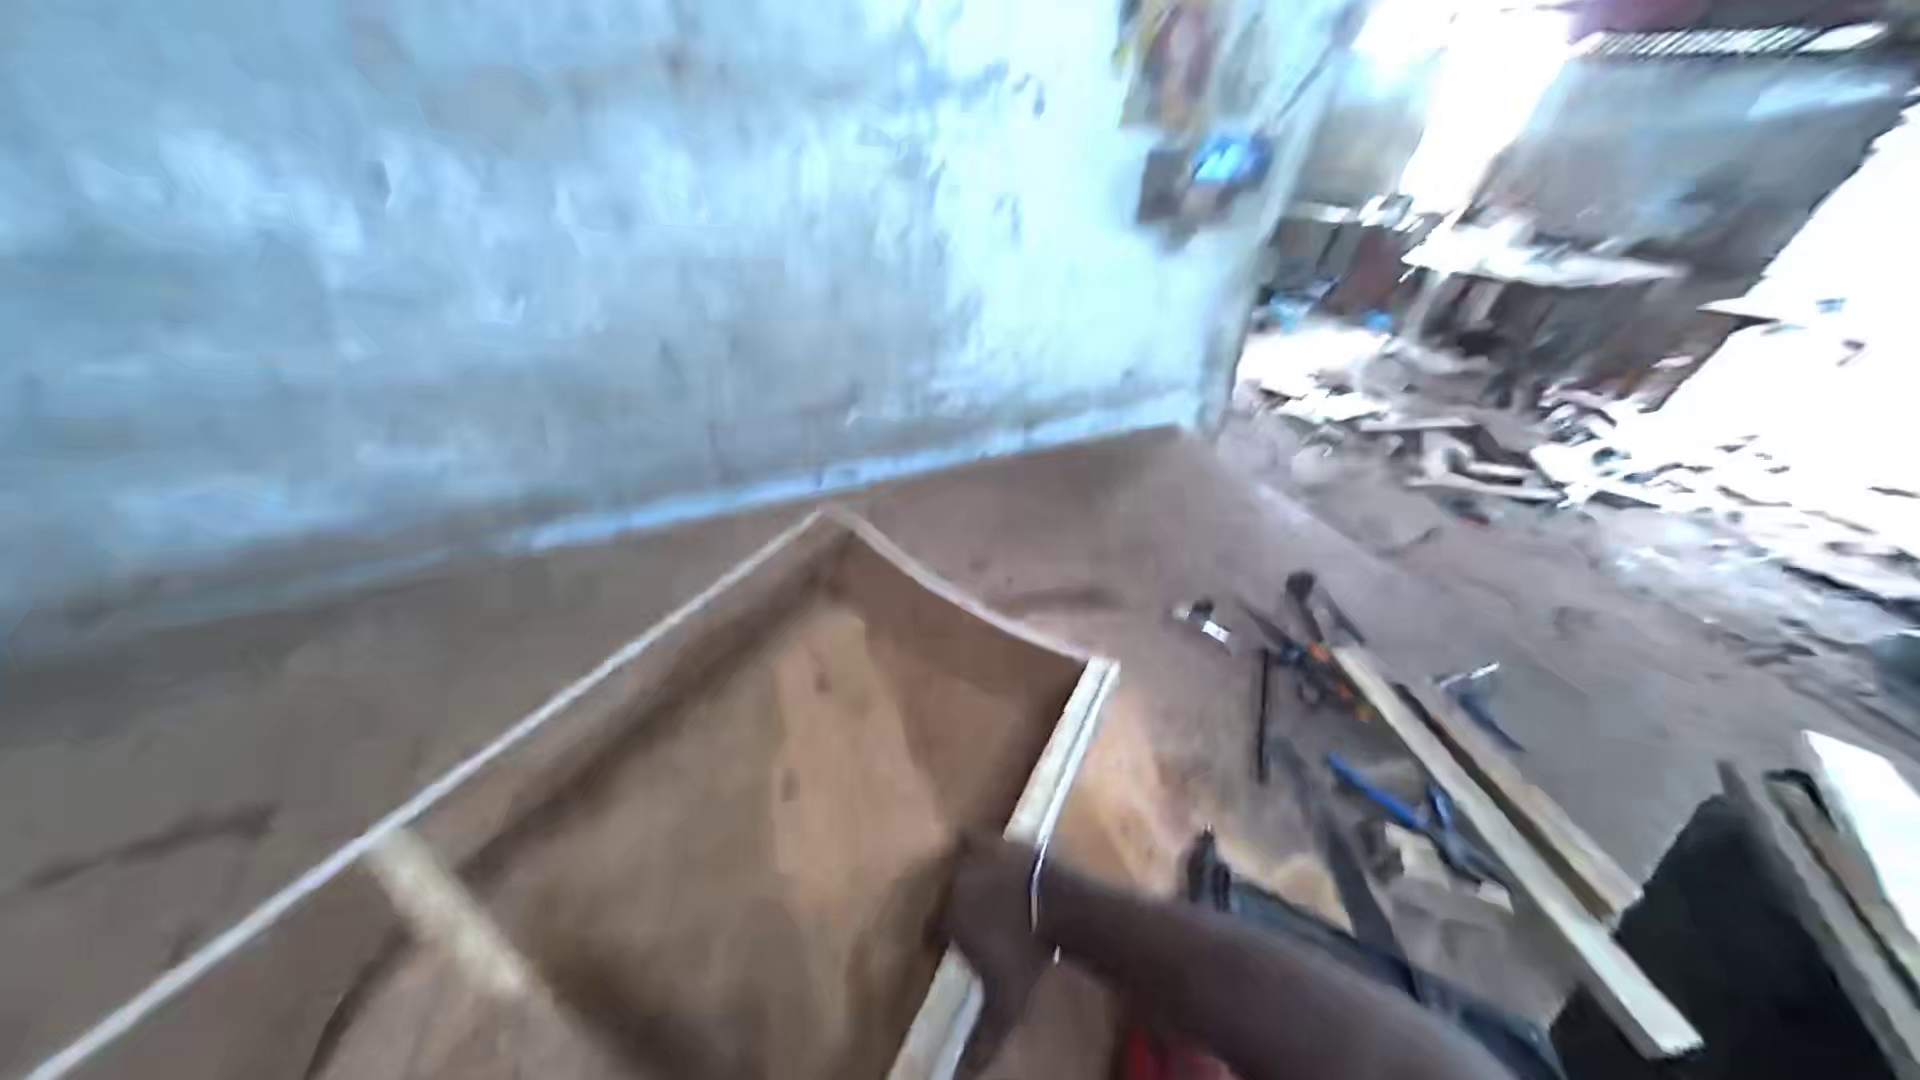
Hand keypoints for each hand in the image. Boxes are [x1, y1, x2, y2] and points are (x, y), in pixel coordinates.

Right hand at [940, 833, 1054, 1072]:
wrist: (1059, 907)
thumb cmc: (1028, 955)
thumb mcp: (1005, 1004)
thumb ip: (981, 1041)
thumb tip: (961, 1079)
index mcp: (949, 920)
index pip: (933, 930)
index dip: (942, 940)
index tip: (954, 948)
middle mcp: (953, 887)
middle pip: (945, 898)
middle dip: (954, 910)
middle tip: (973, 921)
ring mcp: (973, 860)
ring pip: (956, 869)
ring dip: (963, 881)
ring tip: (979, 893)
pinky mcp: (992, 841)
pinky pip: (971, 838)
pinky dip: (970, 842)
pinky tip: (974, 848)